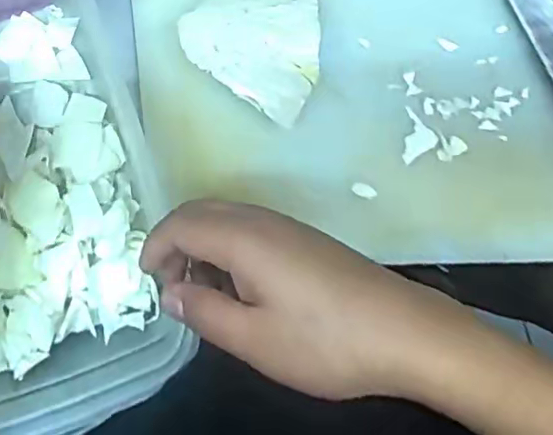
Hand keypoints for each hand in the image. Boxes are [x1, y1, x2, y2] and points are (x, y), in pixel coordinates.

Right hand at [141, 199, 488, 401]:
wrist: (406, 331)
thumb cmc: (325, 340)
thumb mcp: (256, 341)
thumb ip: (205, 313)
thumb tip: (170, 294)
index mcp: (238, 235)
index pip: (179, 224)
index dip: (155, 247)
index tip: (145, 278)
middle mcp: (254, 217)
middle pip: (196, 211)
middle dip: (173, 241)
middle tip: (169, 285)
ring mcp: (279, 222)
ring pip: (220, 215)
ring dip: (198, 243)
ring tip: (202, 290)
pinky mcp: (298, 234)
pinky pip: (242, 224)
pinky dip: (222, 244)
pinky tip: (238, 284)